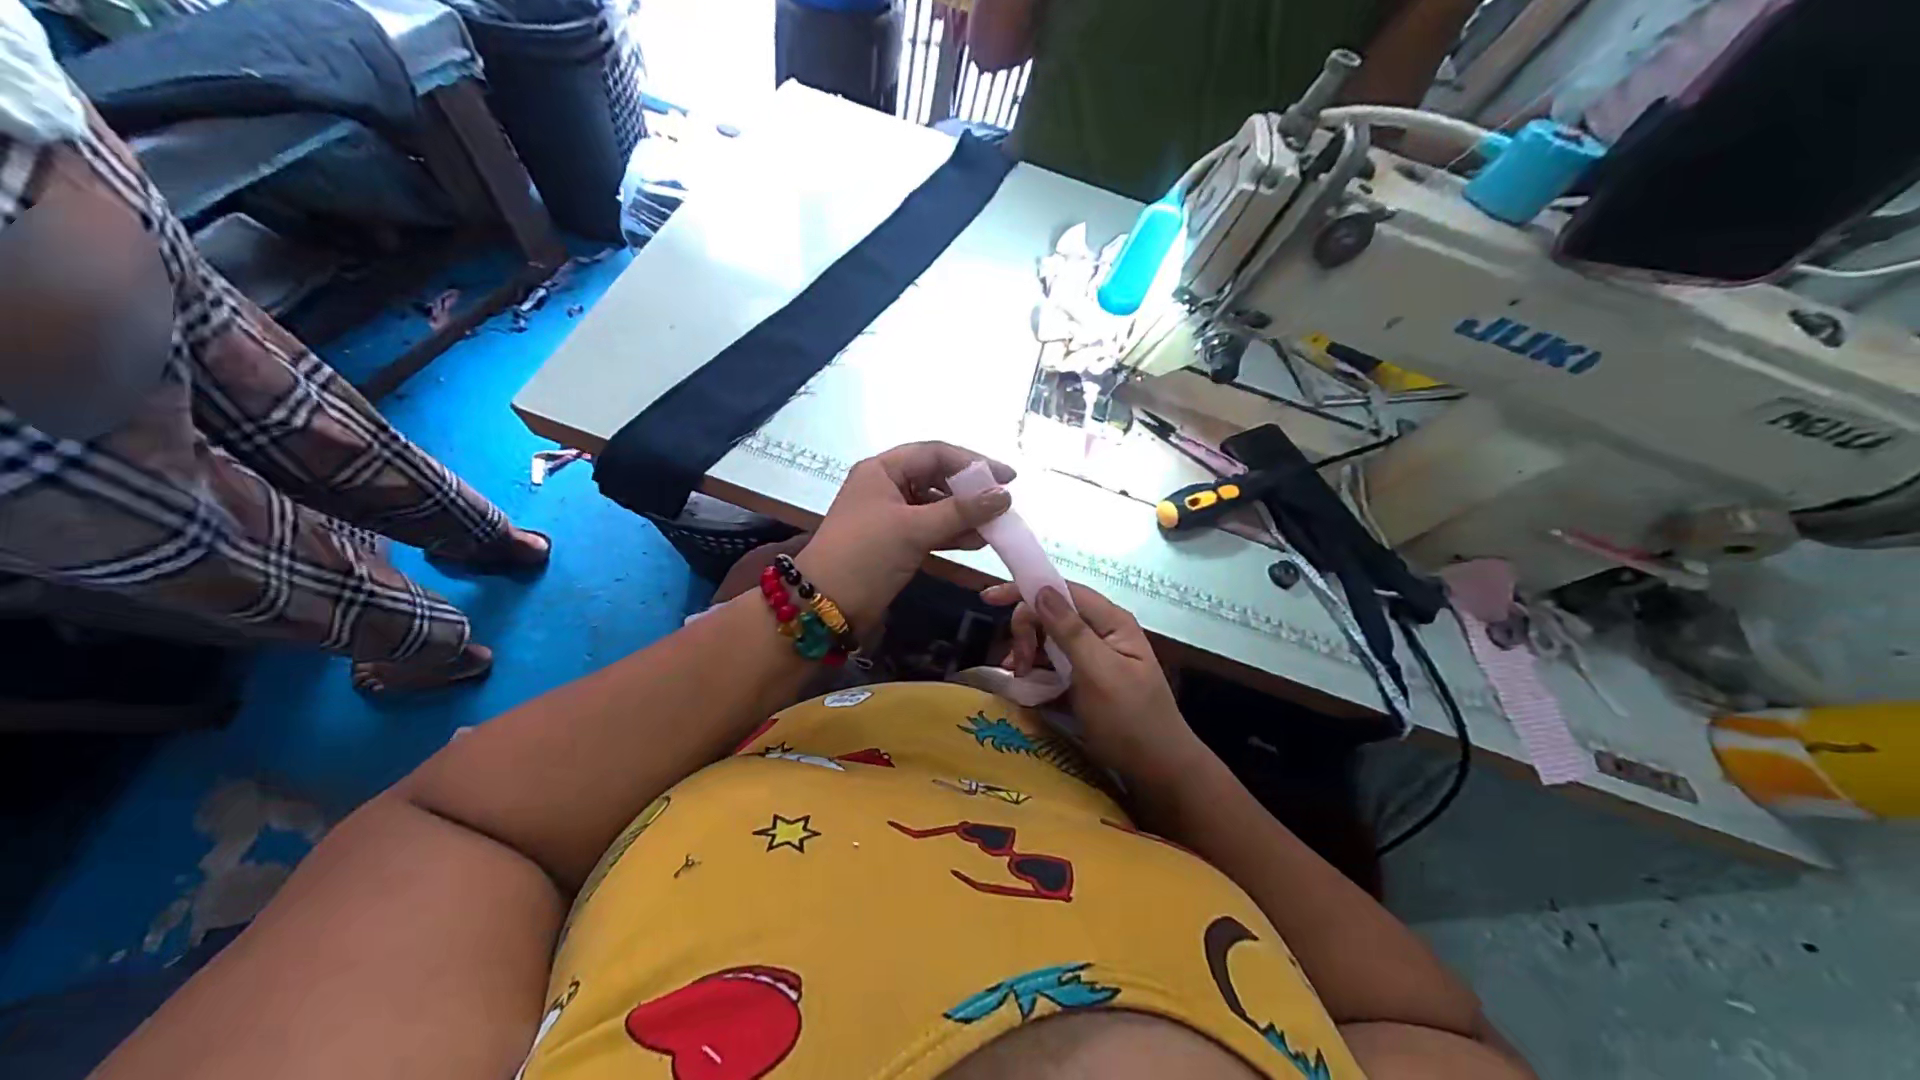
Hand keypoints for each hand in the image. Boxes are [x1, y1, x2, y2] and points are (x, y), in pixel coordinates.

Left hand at [796, 442, 1014, 630]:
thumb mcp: (915, 529)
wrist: (826, 605)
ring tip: (995, 527)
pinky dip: (952, 534)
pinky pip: (930, 529)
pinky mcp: (894, 542)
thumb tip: (1005, 496)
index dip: (973, 463)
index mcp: (882, 470)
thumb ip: (961, 511)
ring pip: (936, 506)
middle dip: (970, 492)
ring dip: (964, 516)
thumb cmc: (866, 554)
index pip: (935, 454)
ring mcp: (890, 515)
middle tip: (1002, 504)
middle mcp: (886, 487)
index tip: (1008, 477)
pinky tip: (976, 542)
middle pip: (937, 478)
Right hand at [981, 581, 1210, 789]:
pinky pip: (1051, 662)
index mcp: (1111, 622)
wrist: (1158, 769)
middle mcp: (1101, 631)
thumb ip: (1070, 631)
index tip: (988, 599)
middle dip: (1027, 631)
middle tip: (1018, 663)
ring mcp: (1092, 655)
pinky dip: (1034, 668)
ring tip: (1019, 676)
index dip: (1025, 589)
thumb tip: (1041, 590)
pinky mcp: (1084, 678)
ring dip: (1027, 651)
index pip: (1062, 590)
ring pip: (1047, 637)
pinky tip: (1023, 683)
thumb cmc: (1131, 721)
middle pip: (1051, 613)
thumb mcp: (1099, 673)